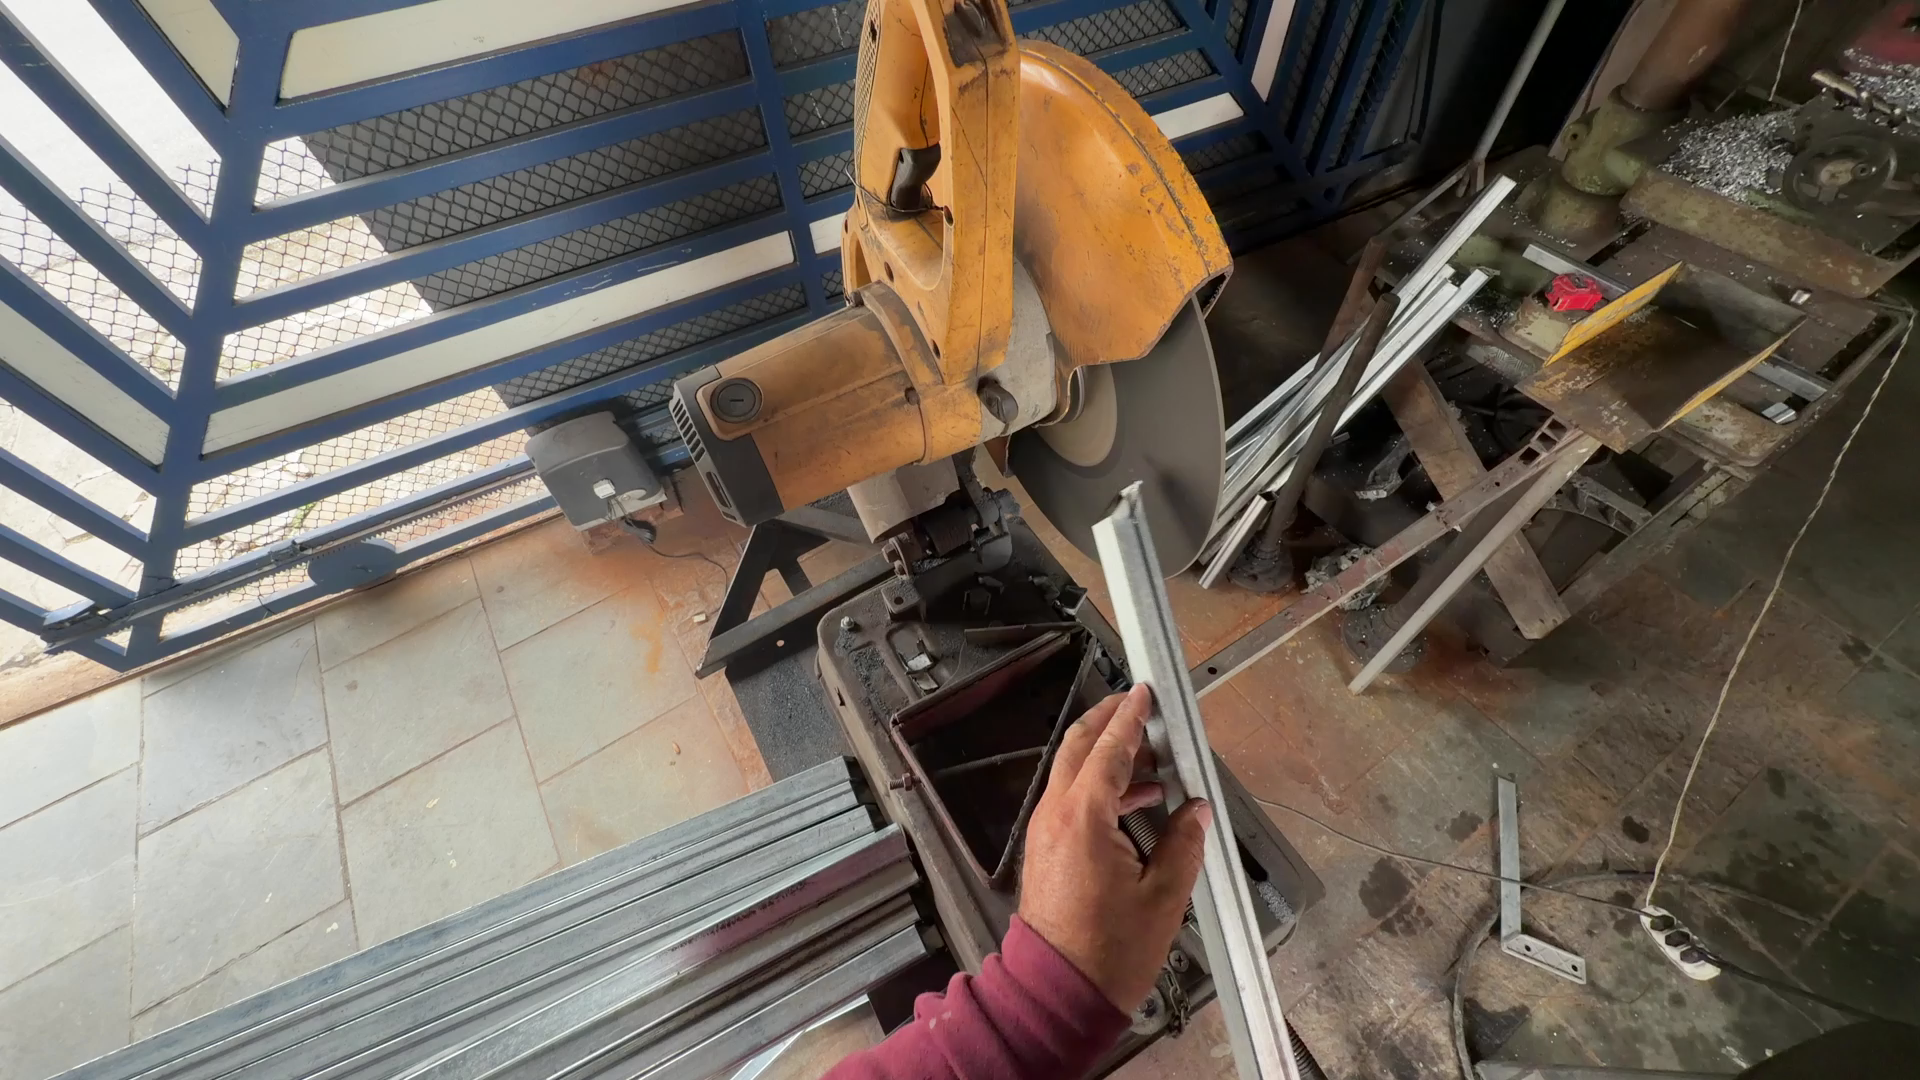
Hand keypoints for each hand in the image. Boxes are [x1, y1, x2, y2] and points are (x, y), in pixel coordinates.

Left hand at [1018, 684, 1211, 1012]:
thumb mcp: (1162, 898)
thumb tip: (1196, 811)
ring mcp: (1046, 826)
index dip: (1129, 716)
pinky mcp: (1047, 842)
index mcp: (1083, 816)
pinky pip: (1072, 796)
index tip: (1143, 691)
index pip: (1108, 749)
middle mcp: (1056, 811)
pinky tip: (1136, 797)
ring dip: (1106, 752)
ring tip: (1150, 755)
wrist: (1056, 990)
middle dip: (1108, 719)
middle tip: (1138, 705)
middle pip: (1079, 746)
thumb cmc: (1108, 951)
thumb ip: (1182, 845)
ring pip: (1073, 769)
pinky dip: (1101, 784)